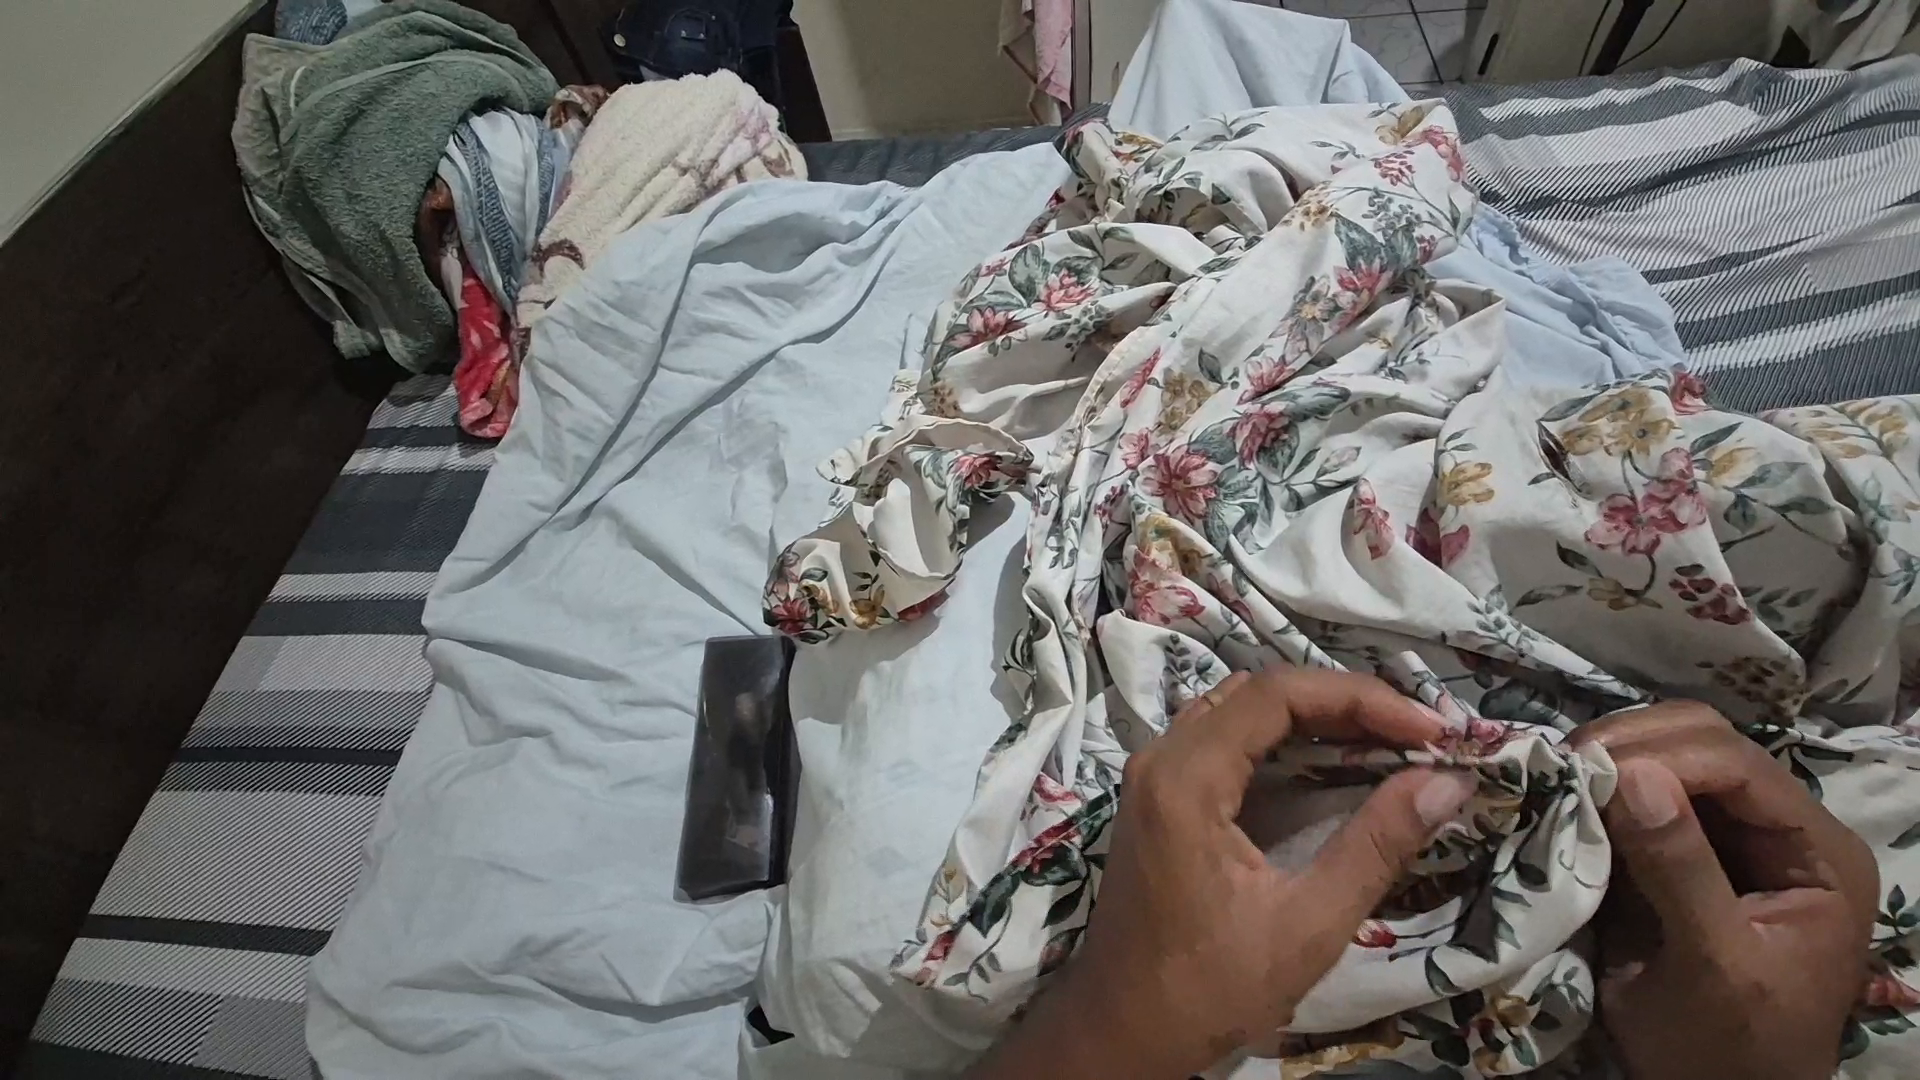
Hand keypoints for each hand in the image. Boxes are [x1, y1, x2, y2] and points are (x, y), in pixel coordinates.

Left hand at [970, 669, 1478, 1079]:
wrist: (1123, 1024)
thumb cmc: (1209, 985)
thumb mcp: (1307, 925)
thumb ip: (1376, 845)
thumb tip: (1446, 781)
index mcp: (1184, 778)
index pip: (1274, 696)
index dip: (1357, 698)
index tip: (1431, 728)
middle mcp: (1160, 756)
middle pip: (1254, 694)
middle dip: (1340, 703)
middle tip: (1416, 734)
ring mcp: (1152, 770)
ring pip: (1235, 709)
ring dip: (1310, 717)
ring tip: (1385, 742)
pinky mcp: (1157, 790)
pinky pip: (1220, 738)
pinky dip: (1277, 739)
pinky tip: (1327, 762)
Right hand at [1571, 702, 1878, 1079]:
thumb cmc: (1727, 1039)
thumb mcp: (1714, 965)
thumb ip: (1681, 870)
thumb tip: (1631, 775)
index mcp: (1814, 853)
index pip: (1735, 761)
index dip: (1658, 754)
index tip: (1581, 773)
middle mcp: (1771, 823)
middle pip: (1698, 734)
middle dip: (1625, 741)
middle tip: (1562, 770)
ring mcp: (1716, 824)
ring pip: (1658, 743)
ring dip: (1601, 752)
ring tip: (1557, 781)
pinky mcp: (1664, 832)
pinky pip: (1626, 776)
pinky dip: (1588, 773)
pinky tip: (1561, 790)